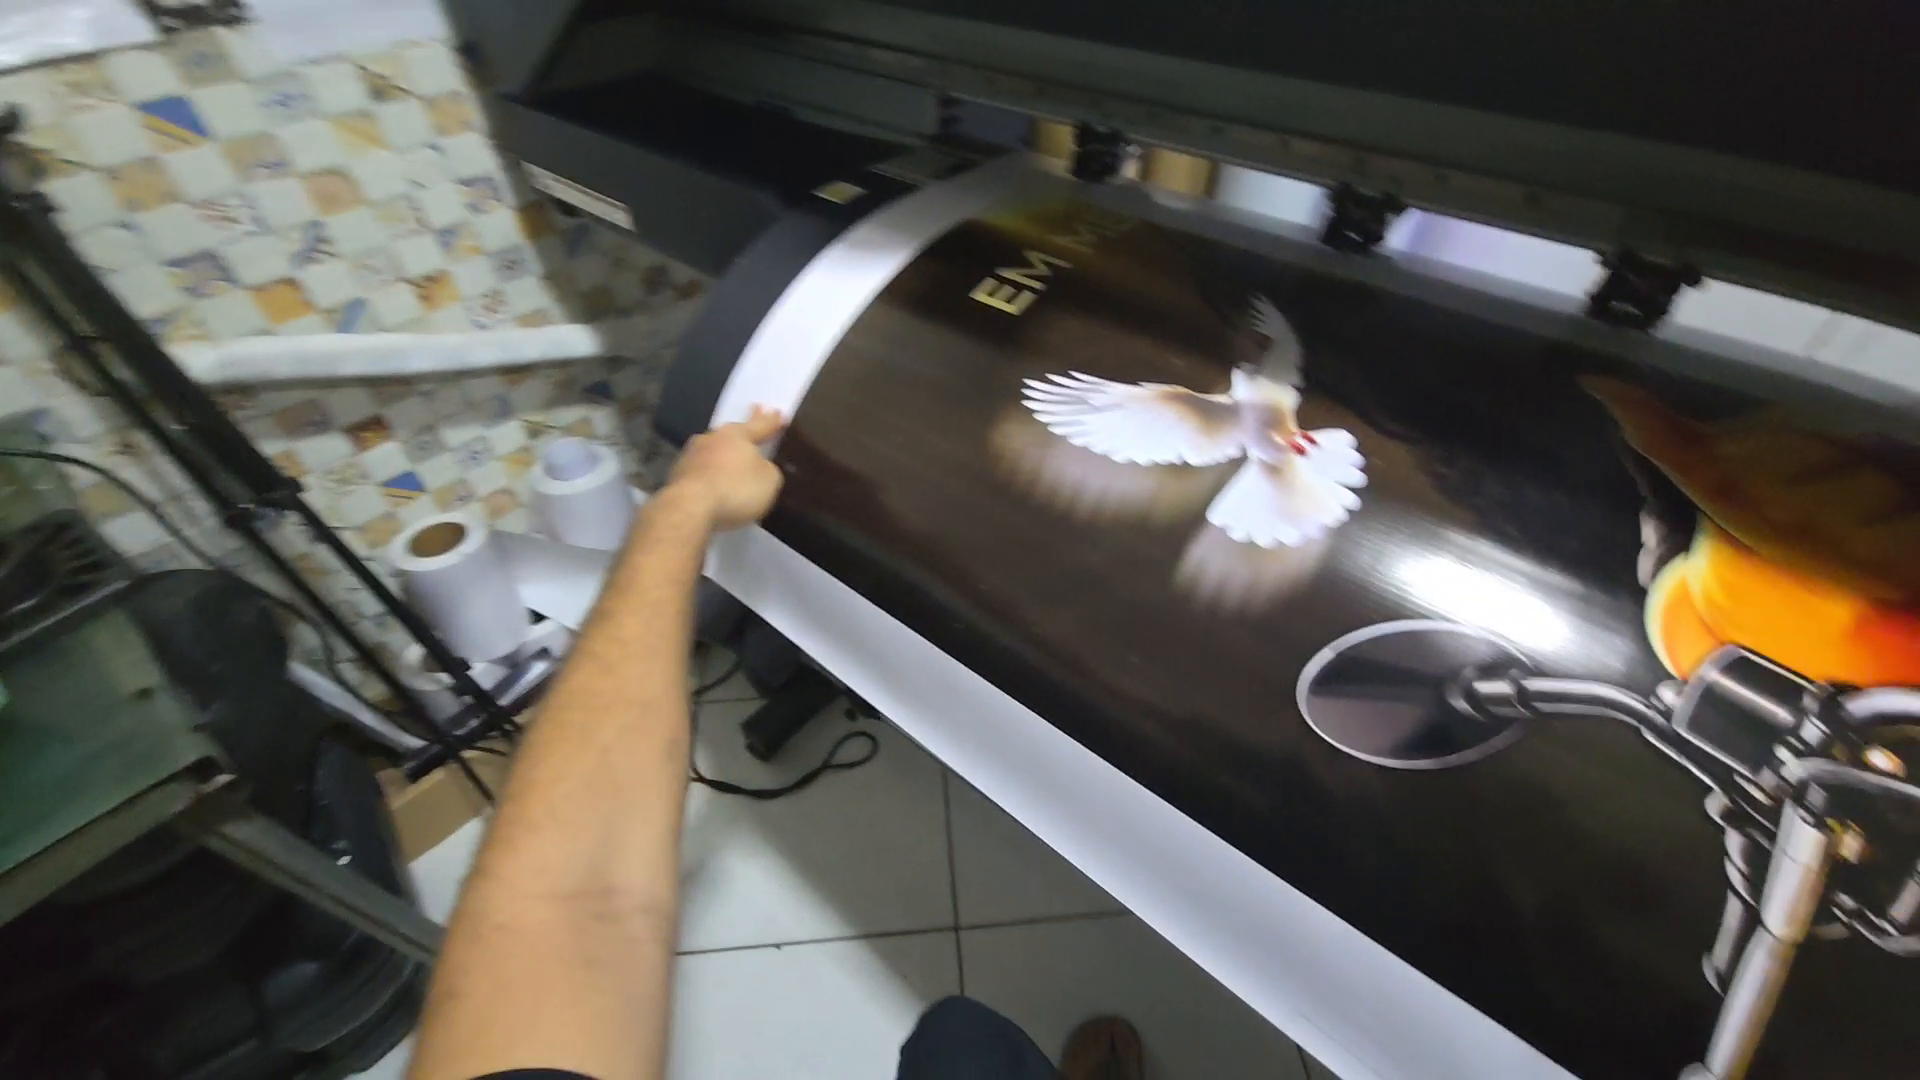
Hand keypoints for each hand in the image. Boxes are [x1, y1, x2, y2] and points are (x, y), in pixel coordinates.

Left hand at [665, 406, 785, 530]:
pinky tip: (715, 483)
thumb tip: (760, 466)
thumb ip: (769, 469)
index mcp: (737, 434)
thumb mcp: (769, 480)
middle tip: (751, 424)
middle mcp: (712, 438)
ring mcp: (691, 455)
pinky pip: (702, 471)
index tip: (779, 413)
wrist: (690, 507)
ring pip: (714, 451)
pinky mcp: (677, 475)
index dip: (772, 421)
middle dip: (744, 432)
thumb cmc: (736, 489)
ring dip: (724, 455)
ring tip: (732, 462)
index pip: (760, 425)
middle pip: (733, 434)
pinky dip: (710, 474)